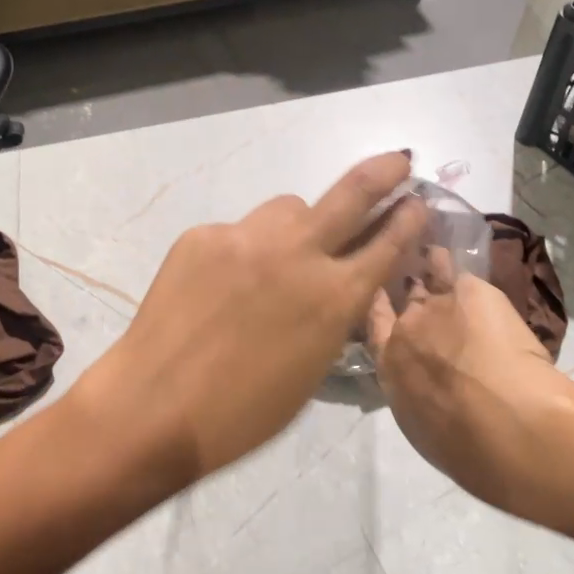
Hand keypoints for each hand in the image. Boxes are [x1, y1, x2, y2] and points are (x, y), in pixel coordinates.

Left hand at [79, 152, 427, 483]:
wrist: (155, 404)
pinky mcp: (203, 233)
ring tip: (277, 258)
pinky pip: (238, 231)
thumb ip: (331, 315)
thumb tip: (338, 283)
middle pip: (352, 192)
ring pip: (287, 208)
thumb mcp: (312, 368)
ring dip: (297, 224)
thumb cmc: (243, 412)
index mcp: (334, 298)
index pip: (387, 242)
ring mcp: (246, 236)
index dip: (408, 218)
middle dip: (384, 172)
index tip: (417, 200)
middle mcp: (297, 253)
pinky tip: (222, 284)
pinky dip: (242, 250)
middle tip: (399, 160)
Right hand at [366, 247, 573, 508]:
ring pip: (425, 279)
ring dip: (423, 267)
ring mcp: (433, 308)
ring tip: (421, 248)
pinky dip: (447, 257)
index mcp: (392, 375)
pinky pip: (453, 267)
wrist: (511, 429)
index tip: (380, 297)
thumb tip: (434, 402)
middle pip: (398, 302)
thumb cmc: (474, 452)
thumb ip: (426, 405)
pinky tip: (446, 243)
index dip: (378, 312)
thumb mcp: (433, 434)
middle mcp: (404, 334)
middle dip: (399, 287)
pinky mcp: (468, 291)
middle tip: (407, 276)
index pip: (375, 332)